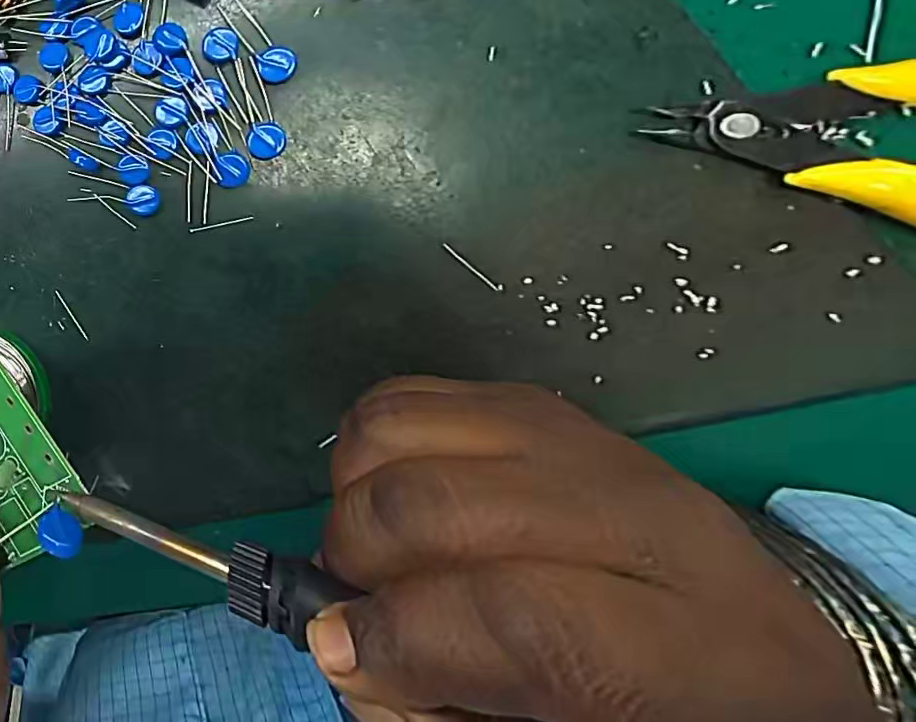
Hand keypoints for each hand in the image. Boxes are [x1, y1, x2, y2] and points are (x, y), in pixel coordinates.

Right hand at [307, 377, 875, 721]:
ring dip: (349, 491)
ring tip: (369, 539)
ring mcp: (569, 436)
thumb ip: (448, 710)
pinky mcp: (519, 398)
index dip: (405, 636)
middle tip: (348, 590)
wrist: (749, 630)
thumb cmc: (663, 706)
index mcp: (701, 644)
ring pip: (391, 431)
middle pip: (435, 504)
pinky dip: (361, 446)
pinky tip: (384, 488)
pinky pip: (394, 397)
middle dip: (357, 552)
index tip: (340, 653)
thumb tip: (339, 650)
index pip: (518, 617)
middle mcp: (637, 511)